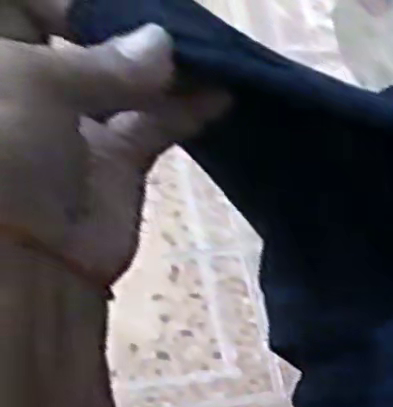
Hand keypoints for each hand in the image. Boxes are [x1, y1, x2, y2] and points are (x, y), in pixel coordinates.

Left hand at [0, 18, 226, 286]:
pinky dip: (187, 110)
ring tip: (212, 60)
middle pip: (65, 27)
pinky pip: (152, 122)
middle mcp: (10, 68)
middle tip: (178, 30)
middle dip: (119, 28)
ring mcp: (62, 112)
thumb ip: (100, 62)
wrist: (12, 246)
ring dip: (162, 70)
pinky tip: (222, 97)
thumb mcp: (27, 78)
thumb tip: (163, 43)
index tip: (118, 11)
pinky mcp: (111, 153)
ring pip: (116, 76)